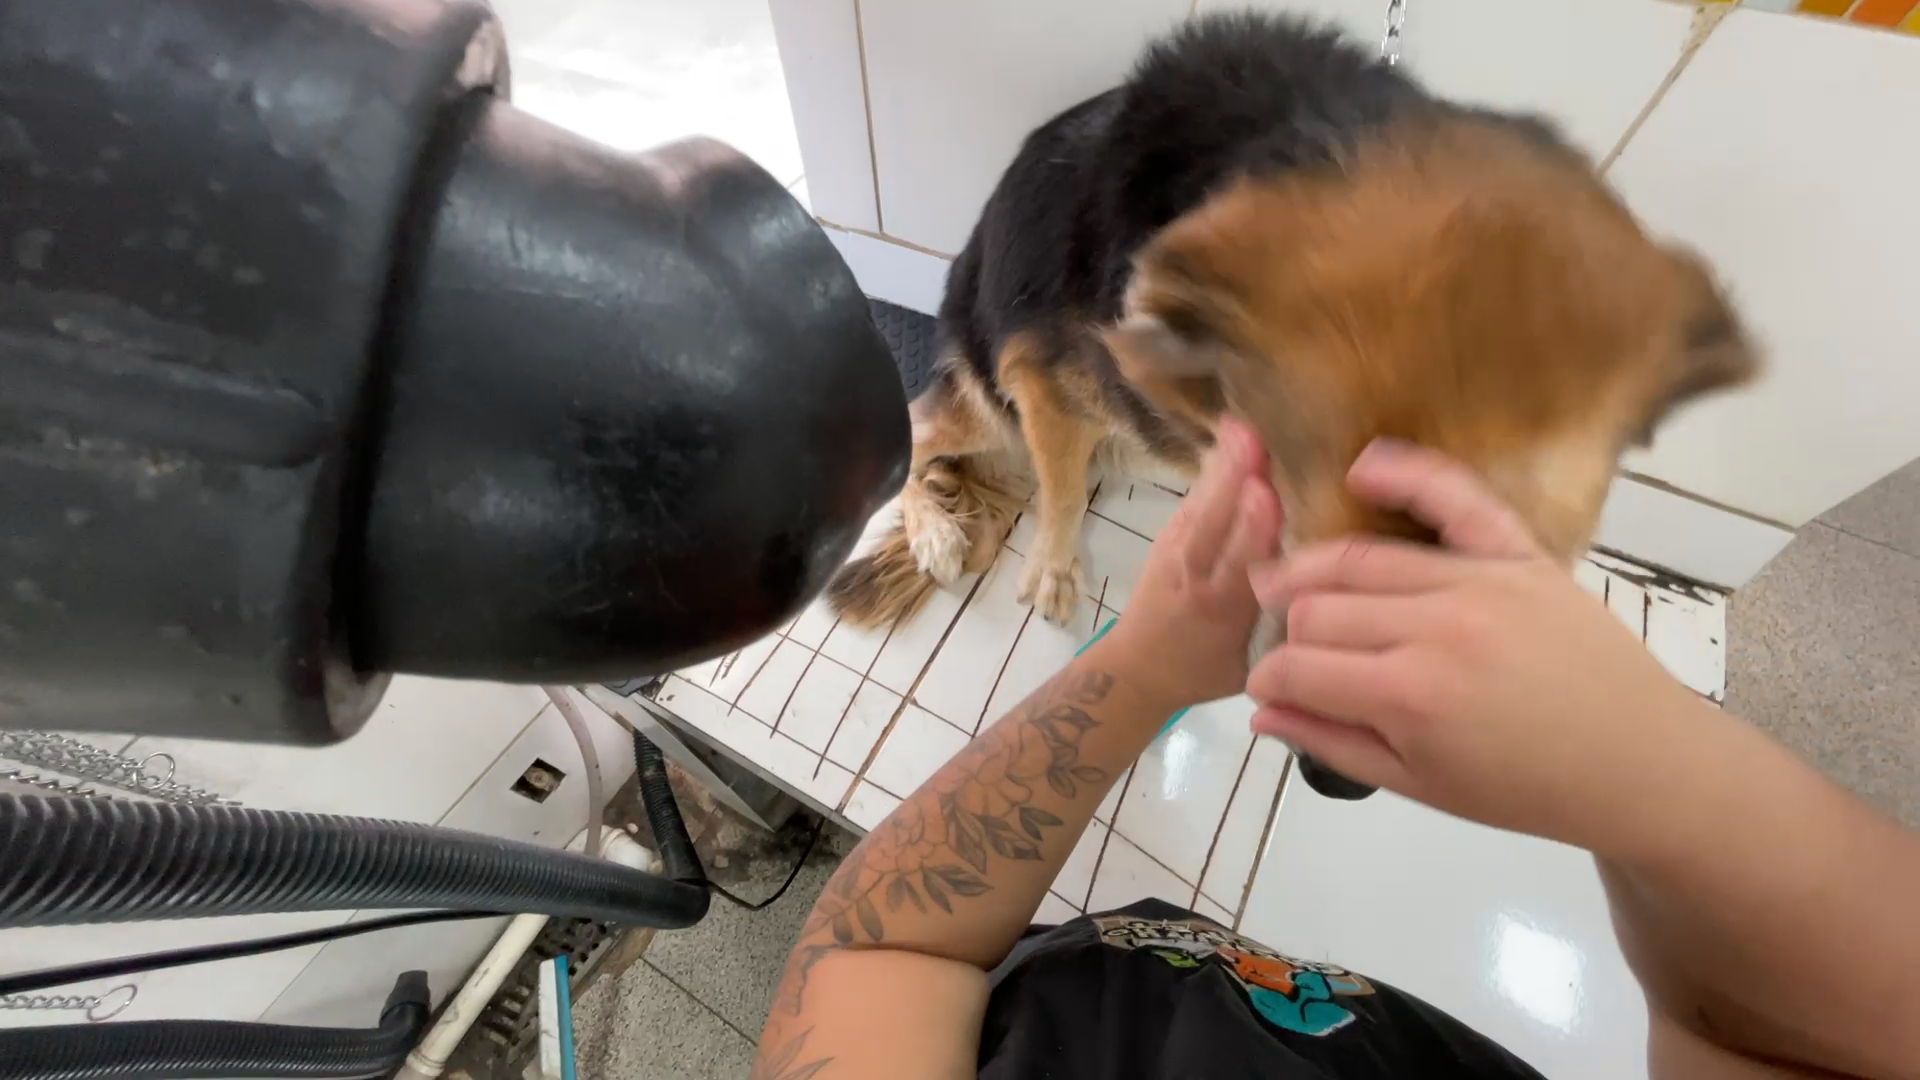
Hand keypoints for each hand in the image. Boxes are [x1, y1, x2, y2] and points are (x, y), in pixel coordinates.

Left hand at [1093, 416, 1281, 714]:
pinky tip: (1225, 441)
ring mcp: (1173, 553)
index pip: (1240, 565)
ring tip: (1238, 428)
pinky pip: (1190, 503)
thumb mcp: (1249, 664)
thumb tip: (1330, 591)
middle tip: (1253, 441)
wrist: (1137, 665)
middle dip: (1231, 483)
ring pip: (1198, 508)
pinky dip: (1208, 473)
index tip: (1265, 495)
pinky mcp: (1165, 538)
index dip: (1251, 530)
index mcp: (1220, 611)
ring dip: (1219, 468)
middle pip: (1212, 525)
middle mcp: (1195, 576)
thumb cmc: (1205, 668)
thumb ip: (1281, 628)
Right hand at [1244, 440, 1704, 851]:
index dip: (1265, 678)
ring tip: (1285, 583)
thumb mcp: (1415, 787)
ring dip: (1306, 571)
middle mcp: (1433, 628)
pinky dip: (1408, 475)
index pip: (1294, 666)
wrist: (1647, 767)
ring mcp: (1477, 583)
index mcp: (1407, 696)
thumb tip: (1258, 713)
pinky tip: (1363, 467)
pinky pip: (1456, 499)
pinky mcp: (1518, 556)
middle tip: (1292, 652)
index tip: (1265, 688)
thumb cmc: (1524, 789)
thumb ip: (1329, 743)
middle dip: (1287, 634)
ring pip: (1354, 559)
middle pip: (1314, 609)